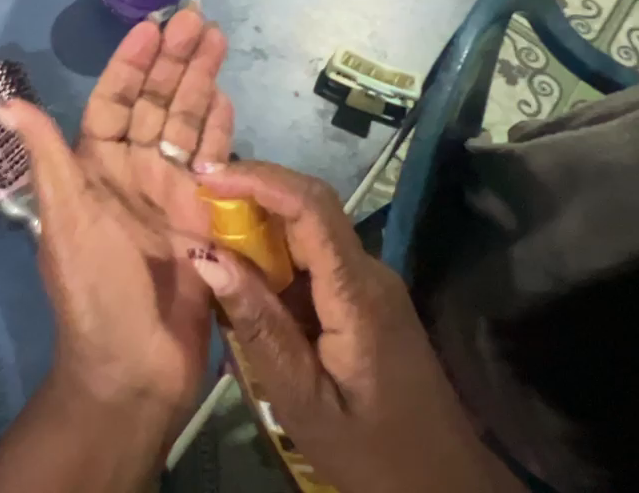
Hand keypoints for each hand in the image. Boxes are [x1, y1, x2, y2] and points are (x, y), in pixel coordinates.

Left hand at [0, 6, 231, 419]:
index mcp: (94, 168)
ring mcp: (170, 193)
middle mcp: (132, 172)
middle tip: (199, 17)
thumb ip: (44, 155)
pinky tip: (226, 98)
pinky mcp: (203, 216)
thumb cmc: (94, 290)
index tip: (151, 27)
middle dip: (176, 60)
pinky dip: (219, 130)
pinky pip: (212, 162)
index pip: (114, 101)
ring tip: (217, 39)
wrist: (135, 368)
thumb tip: (1, 103)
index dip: (131, 64)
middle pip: (156, 104)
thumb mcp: (63, 218)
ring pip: (186, 124)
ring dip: (201, 82)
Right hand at [188, 162, 521, 492]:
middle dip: (249, 194)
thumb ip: (258, 327)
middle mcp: (368, 272)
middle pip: (308, 208)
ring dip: (256, 223)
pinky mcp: (362, 296)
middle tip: (194, 201)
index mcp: (358, 294)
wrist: (444, 483)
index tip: (207, 177)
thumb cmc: (372, 453)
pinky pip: (312, 257)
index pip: (311, 208)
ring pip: (307, 230)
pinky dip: (271, 254)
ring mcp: (368, 282)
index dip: (259, 180)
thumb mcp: (303, 401)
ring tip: (205, 234)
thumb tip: (207, 258)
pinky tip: (240, 273)